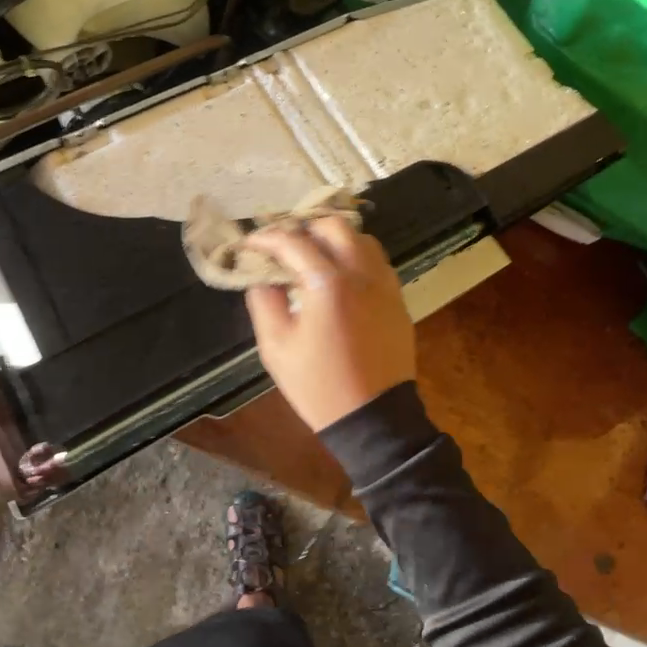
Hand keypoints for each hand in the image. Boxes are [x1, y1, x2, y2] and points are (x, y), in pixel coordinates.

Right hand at [244, 217, 415, 431]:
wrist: (375, 420)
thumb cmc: (319, 386)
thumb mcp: (276, 347)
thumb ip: (264, 302)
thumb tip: (261, 277)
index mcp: (327, 283)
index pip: (292, 241)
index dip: (266, 238)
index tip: (249, 244)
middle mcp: (360, 274)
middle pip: (333, 226)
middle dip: (304, 228)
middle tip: (283, 245)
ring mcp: (384, 285)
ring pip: (361, 239)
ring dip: (333, 239)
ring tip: (312, 255)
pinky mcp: (397, 300)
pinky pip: (377, 262)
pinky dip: (355, 257)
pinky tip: (339, 276)